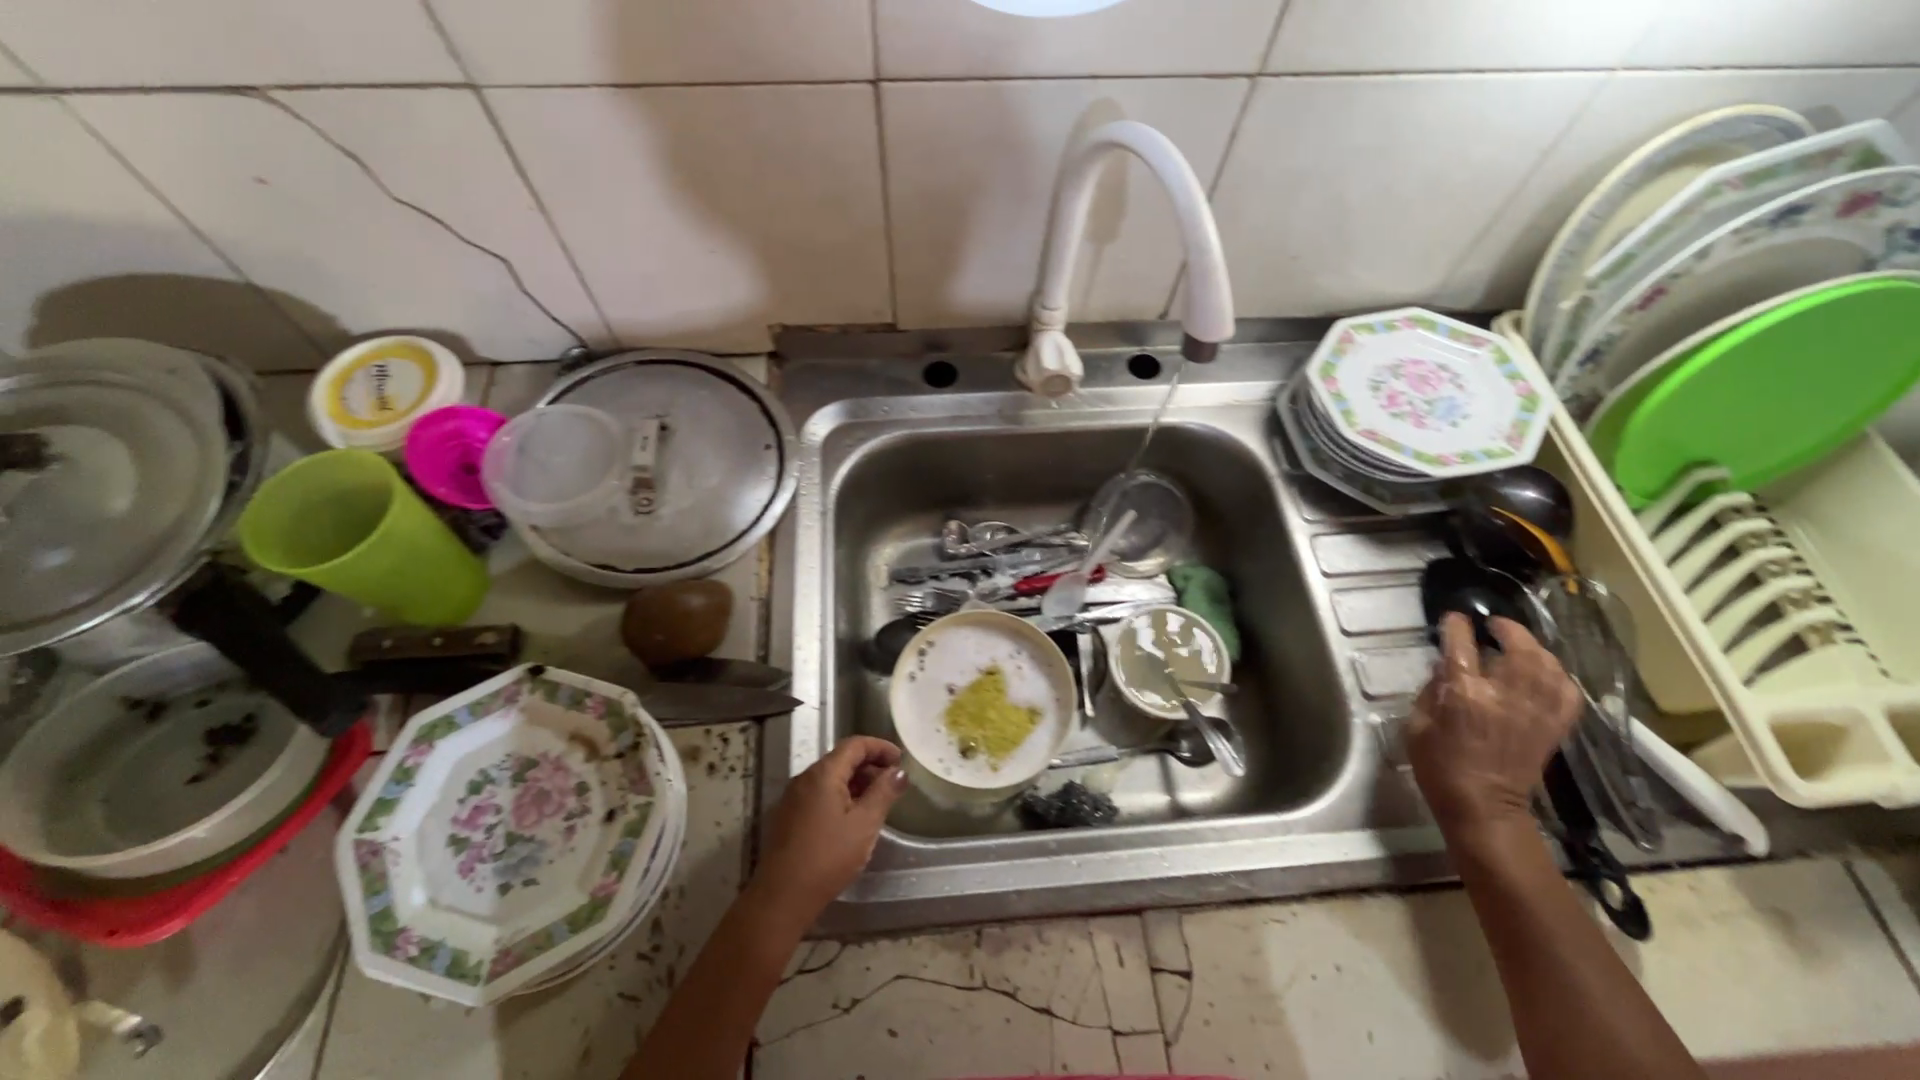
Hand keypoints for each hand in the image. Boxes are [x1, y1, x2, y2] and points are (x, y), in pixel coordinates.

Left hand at [749, 736, 908, 920]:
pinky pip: (819, 795)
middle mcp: (804, 779)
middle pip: (841, 759)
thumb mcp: (864, 824)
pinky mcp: (788, 817)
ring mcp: (793, 798)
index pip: (855, 745)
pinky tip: (852, 818)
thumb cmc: (828, 857)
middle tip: (892, 783)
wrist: (783, 895)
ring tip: (877, 801)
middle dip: (869, 765)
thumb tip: (898, 772)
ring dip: (855, 782)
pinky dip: (840, 796)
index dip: (880, 747)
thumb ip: (883, 793)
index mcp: (823, 774)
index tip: (901, 759)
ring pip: (829, 778)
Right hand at [1407, 613, 1581, 837]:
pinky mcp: (1555, 725)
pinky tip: (1546, 673)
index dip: (1457, 626)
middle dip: (1507, 629)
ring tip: (1520, 645)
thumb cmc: (1439, 766)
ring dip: (1533, 648)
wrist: (1483, 806)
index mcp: (1466, 694)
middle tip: (1495, 625)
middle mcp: (1507, 695)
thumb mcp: (1418, 725)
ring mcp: (1537, 709)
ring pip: (1546, 663)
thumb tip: (1445, 666)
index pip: (1461, 645)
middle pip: (1517, 646)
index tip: (1454, 619)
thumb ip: (1431, 690)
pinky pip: (1568, 690)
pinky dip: (1559, 676)